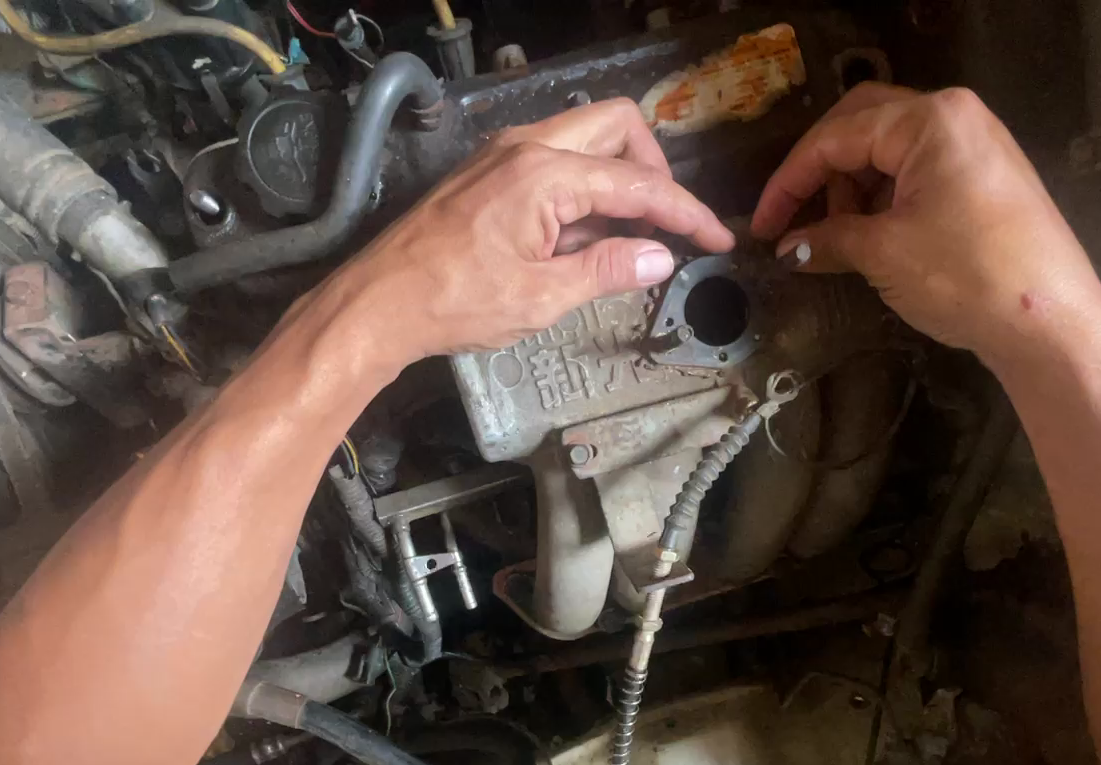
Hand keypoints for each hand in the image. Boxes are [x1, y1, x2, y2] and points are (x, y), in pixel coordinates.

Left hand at [332, 99, 734, 362]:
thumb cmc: (457, 302)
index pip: (637, 183)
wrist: (381, 301)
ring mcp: (505, 154)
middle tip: (668, 223)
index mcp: (546, 174)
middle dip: (655, 170)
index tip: (719, 238)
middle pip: (617, 126)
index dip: (685, 213)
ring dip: (620, 178)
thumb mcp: (542, 298)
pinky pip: (557, 162)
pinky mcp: (491, 172)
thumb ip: (607, 271)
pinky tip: (586, 237)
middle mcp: (527, 146)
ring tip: (630, 238)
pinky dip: (585, 190)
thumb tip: (661, 257)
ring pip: (587, 138)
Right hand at [751, 84, 1100, 363]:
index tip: (761, 228)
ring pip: (886, 151)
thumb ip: (827, 240)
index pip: (836, 137)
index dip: (789, 182)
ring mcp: (972, 146)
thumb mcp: (884, 254)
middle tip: (790, 219)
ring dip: (849, 189)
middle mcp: (953, 117)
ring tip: (834, 237)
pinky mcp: (980, 179)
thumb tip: (787, 248)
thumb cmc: (964, 274)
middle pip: (861, 126)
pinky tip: (868, 236)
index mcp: (929, 119)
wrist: (1046, 320)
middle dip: (818, 173)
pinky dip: (879, 201)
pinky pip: (913, 174)